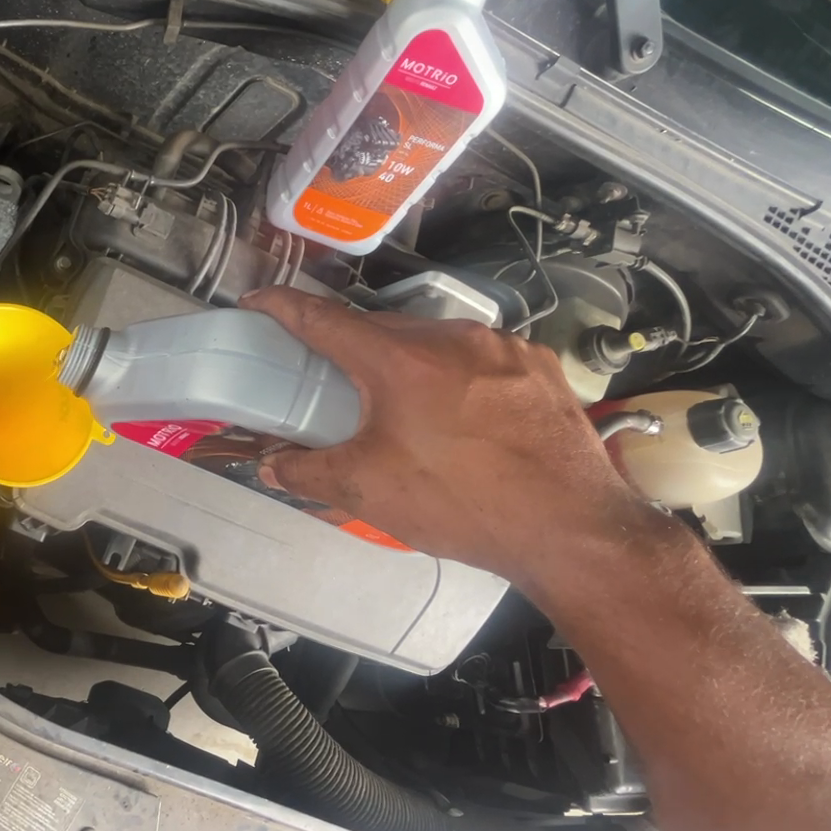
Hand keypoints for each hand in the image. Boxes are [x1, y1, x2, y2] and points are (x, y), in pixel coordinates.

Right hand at [239, 286, 655, 582]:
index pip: (325, 319)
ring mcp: (504, 347)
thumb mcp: (366, 491)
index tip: (255, 299)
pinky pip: (475, 356)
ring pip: (430, 340)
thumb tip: (271, 465)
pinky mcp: (540, 366)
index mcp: (402, 360)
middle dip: (344, 344)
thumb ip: (306, 472)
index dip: (282, 306)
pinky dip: (448, 372)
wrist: (575, 531)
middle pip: (379, 326)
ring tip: (392, 401)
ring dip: (400, 359)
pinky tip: (452, 411)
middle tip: (324, 375)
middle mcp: (453, 337)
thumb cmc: (459, 503)